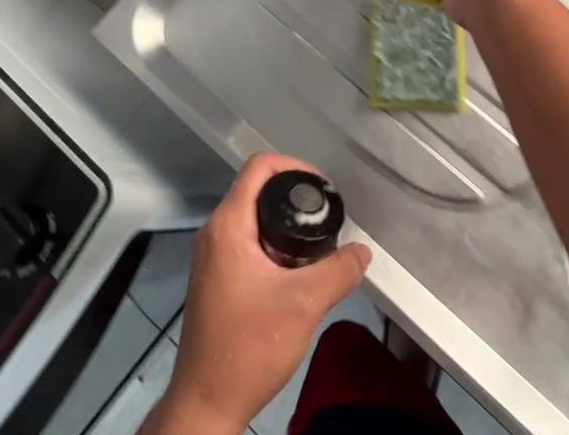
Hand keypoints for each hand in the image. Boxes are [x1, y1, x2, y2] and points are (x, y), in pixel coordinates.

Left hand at [144, 153, 371, 434]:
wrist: (207, 401)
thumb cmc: (248, 347)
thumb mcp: (304, 304)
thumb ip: (339, 271)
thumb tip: (361, 252)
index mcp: (228, 226)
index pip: (260, 167)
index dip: (295, 166)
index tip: (323, 189)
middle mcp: (214, 233)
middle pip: (256, 191)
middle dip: (294, 199)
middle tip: (327, 218)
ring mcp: (211, 257)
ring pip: (253, 219)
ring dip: (285, 226)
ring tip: (318, 247)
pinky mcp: (215, 278)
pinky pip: (247, 243)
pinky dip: (274, 246)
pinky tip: (297, 273)